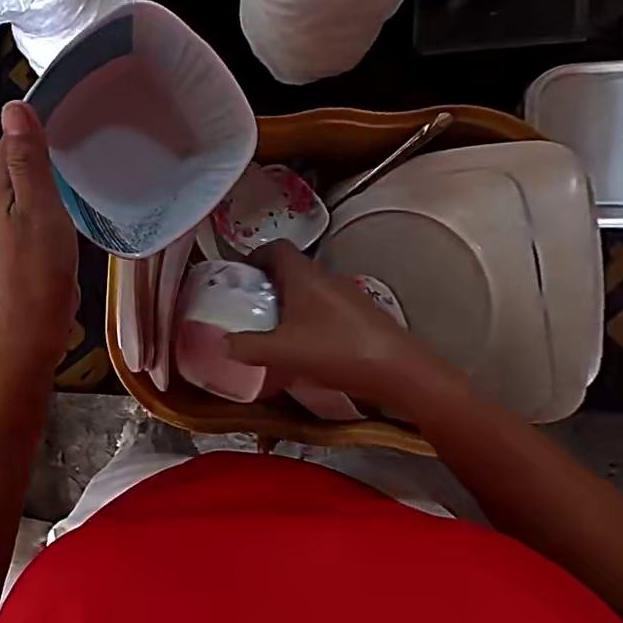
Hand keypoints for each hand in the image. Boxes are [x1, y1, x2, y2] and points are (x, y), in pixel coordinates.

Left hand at [0, 101, 79, 352]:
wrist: (38, 318)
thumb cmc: (40, 263)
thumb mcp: (38, 204)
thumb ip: (27, 159)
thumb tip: (13, 108)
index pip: (11, 140)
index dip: (33, 119)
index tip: (65, 99)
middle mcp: (0, 202)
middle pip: (20, 159)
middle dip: (44, 139)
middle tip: (82, 120)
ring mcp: (14, 222)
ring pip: (31, 181)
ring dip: (51, 165)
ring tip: (83, 148)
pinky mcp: (30, 238)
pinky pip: (42, 202)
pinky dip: (57, 190)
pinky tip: (77, 191)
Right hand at [227, 241, 464, 412]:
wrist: (402, 374)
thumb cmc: (336, 350)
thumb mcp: (281, 352)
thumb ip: (246, 347)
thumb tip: (220, 343)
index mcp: (304, 276)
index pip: (276, 248)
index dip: (255, 256)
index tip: (239, 276)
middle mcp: (327, 278)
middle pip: (291, 271)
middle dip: (268, 285)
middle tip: (249, 308)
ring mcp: (349, 297)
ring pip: (310, 291)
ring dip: (290, 305)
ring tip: (273, 330)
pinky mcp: (363, 318)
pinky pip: (327, 310)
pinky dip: (310, 321)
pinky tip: (306, 348)